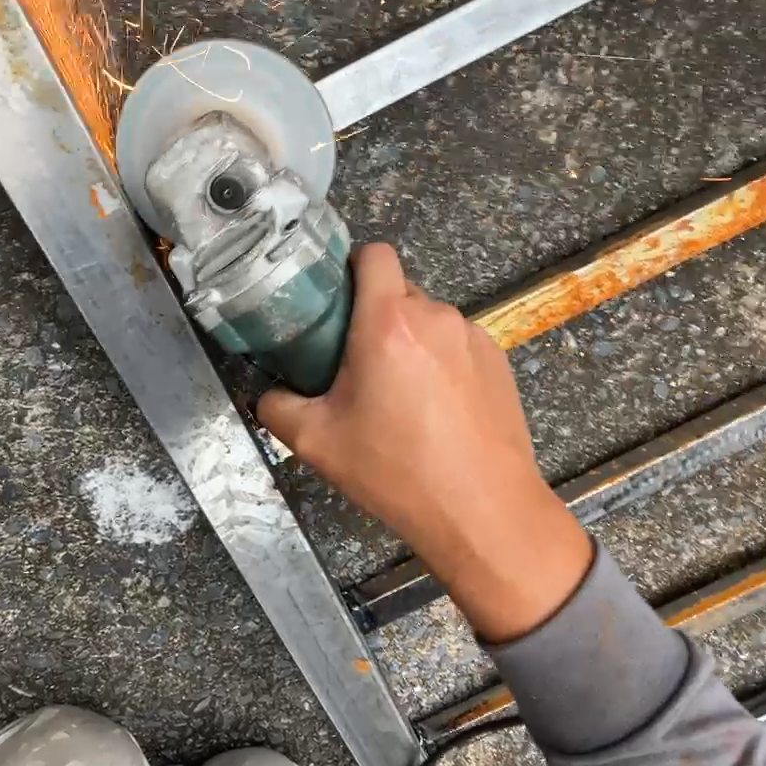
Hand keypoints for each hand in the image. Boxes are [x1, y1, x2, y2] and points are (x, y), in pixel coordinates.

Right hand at [258, 245, 592, 641]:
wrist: (483, 511)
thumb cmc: (396, 472)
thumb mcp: (316, 443)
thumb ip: (276, 407)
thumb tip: (266, 395)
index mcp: (388, 323)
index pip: (373, 254)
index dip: (351, 267)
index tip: (336, 302)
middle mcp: (436, 317)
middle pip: (397, 290)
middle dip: (374, 317)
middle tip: (356, 365)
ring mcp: (473, 337)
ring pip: (428, 320)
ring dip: (408, 341)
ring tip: (399, 396)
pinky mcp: (499, 361)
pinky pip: (456, 343)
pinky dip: (440, 361)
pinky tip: (436, 409)